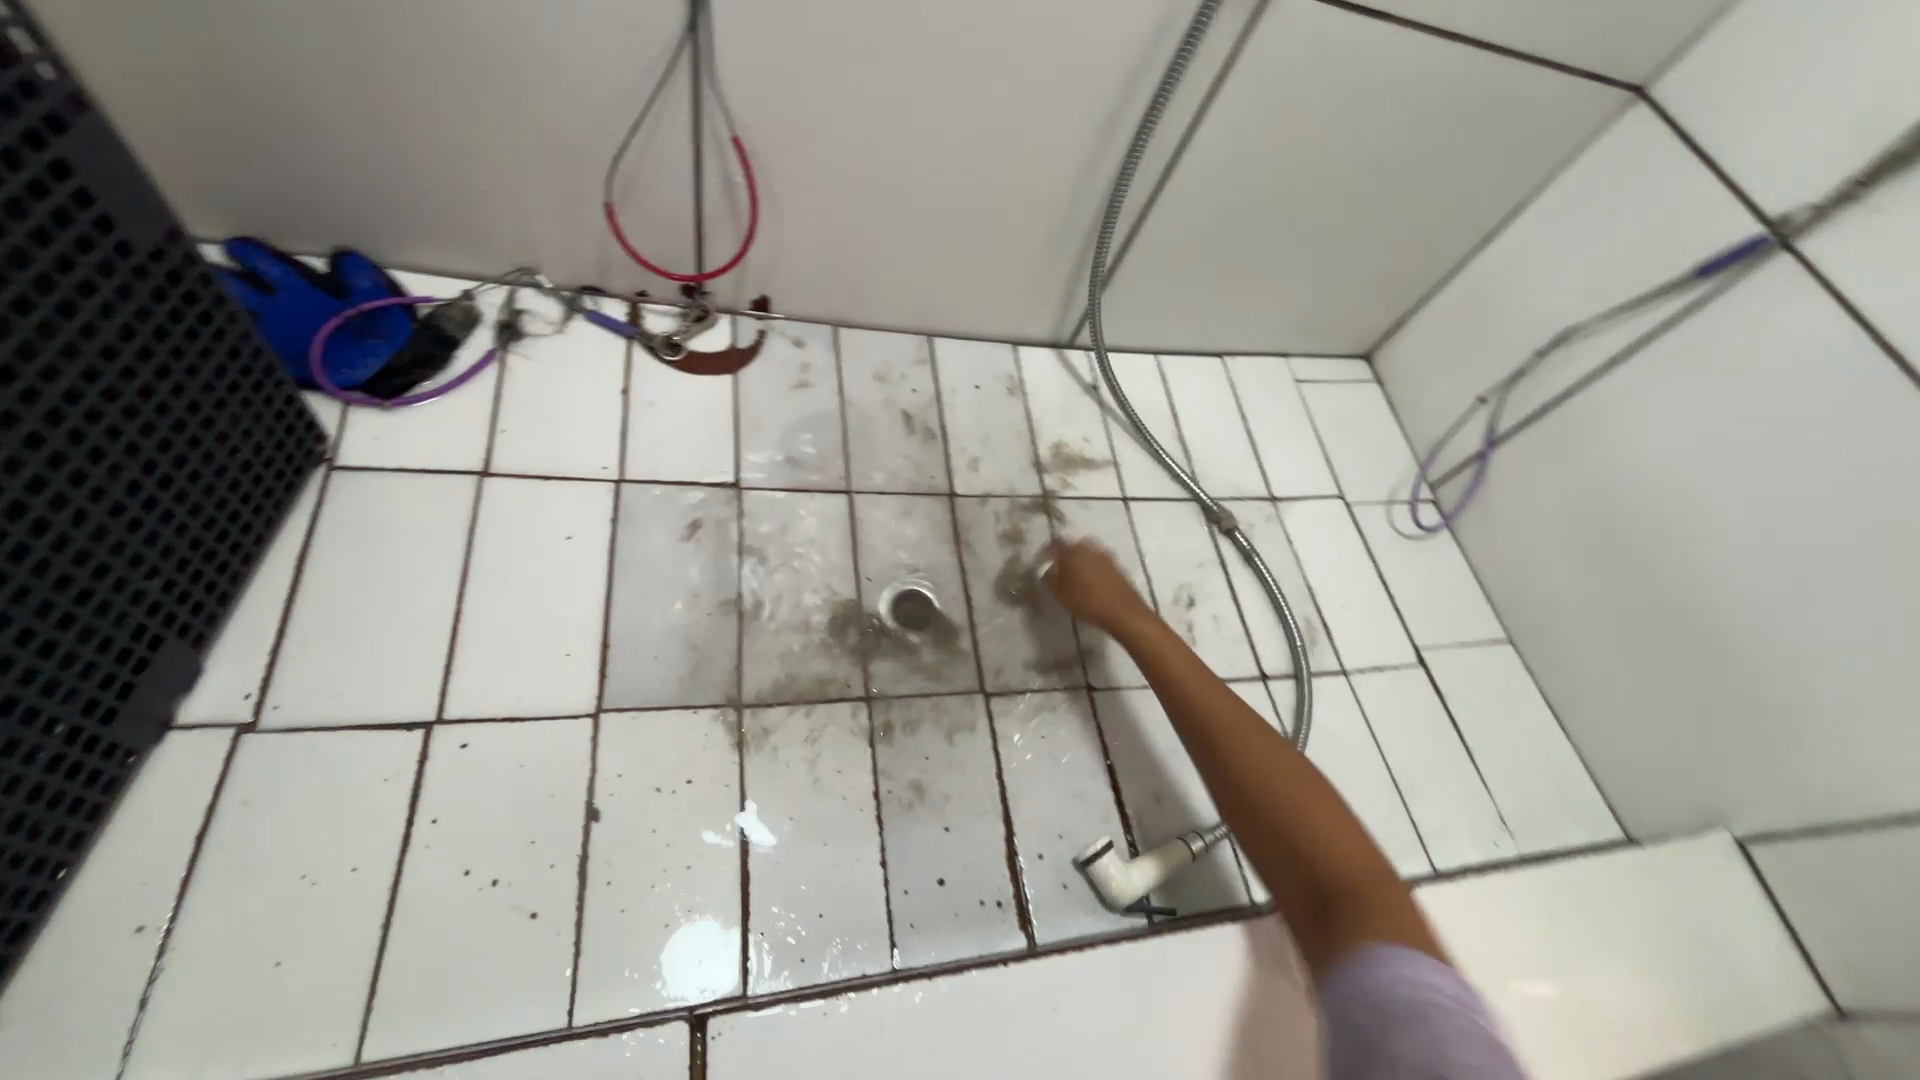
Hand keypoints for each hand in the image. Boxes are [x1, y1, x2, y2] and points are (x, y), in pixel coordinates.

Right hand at [1043, 538, 1153, 634]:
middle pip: (1073, 545)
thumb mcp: (1060, 594)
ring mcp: (1105, 555)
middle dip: (1065, 555)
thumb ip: (1049, 579)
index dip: (1047, 551)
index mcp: (1073, 551)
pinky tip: (1090, 581)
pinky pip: (1099, 561)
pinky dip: (1092, 567)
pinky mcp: (1117, 565)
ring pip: (1088, 552)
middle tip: (1059, 568)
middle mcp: (1089, 547)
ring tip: (1075, 576)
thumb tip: (1046, 571)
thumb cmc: (1087, 602)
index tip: (1042, 562)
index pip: (1055, 543)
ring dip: (1080, 560)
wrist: (1123, 611)